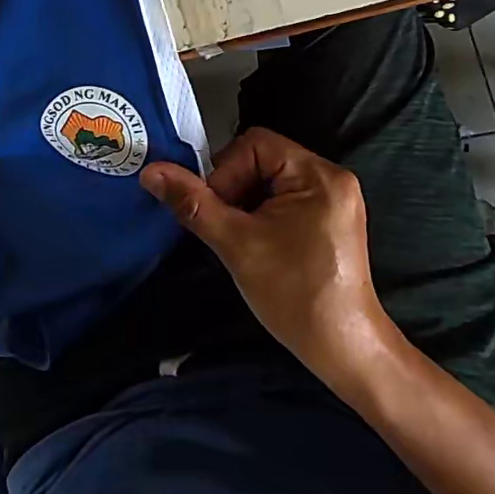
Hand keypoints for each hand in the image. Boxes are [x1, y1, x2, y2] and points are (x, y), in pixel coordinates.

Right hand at [140, 128, 400, 384]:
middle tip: (226, 227)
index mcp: (318, 174)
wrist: (344, 349)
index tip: (217, 210)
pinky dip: (261, 214)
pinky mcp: (330, 220)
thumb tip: (150, 171)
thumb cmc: (293, 293)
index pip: (255, 144)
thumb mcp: (236, 244)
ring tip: (240, 238)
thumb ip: (193, 203)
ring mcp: (334, 199)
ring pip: (270, 180)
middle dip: (234, 188)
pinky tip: (257, 244)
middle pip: (262, 159)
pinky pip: (284, 198)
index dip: (226, 172)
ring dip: (245, 203)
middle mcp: (332, 177)